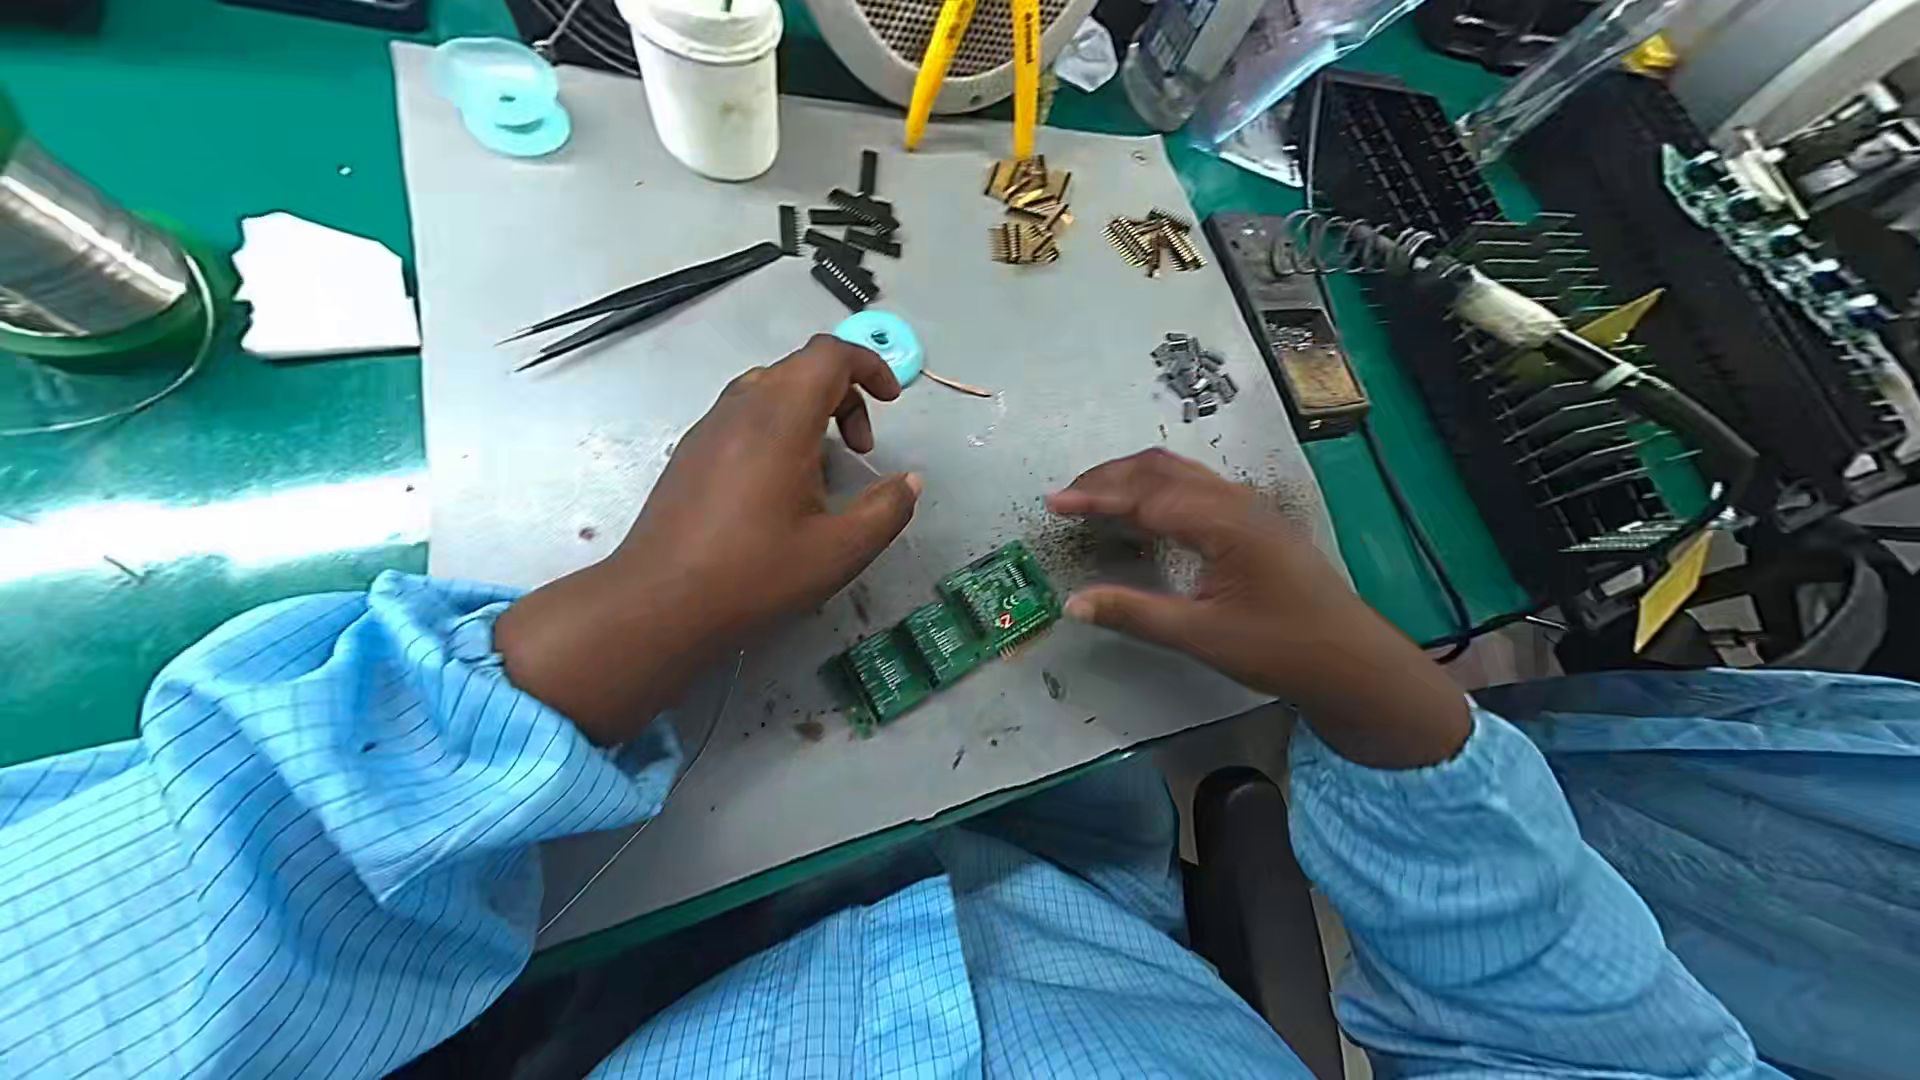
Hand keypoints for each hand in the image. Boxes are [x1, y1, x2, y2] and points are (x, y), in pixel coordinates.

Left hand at [496, 335, 921, 743]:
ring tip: (823, 466)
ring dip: (811, 410)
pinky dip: (779, 426)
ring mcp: (709, 426)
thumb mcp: (841, 550)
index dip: (870, 365)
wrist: (659, 603)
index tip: (892, 402)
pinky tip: (780, 484)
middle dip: (846, 394)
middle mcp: (741, 407)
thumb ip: (887, 509)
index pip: (830, 355)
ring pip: (771, 388)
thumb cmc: (756, 573)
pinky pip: (745, 413)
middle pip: (802, 367)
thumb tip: (910, 482)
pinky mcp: (691, 450)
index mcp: (780, 418)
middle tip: (862, 449)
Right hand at [1046, 449, 1468, 767]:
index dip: (1095, 498)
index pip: (1146, 496)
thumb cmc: (1280, 648)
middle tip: (1066, 497)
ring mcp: (1246, 506)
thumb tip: (1073, 603)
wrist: (1354, 663)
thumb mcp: (1200, 635)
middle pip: (1160, 469)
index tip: (1053, 504)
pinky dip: (1153, 489)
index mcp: (1224, 523)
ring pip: (1178, 473)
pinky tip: (1140, 512)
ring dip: (1130, 478)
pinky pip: (1192, 487)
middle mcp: (1235, 501)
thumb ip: (1133, 613)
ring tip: (1091, 497)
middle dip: (1107, 478)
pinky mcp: (1251, 520)